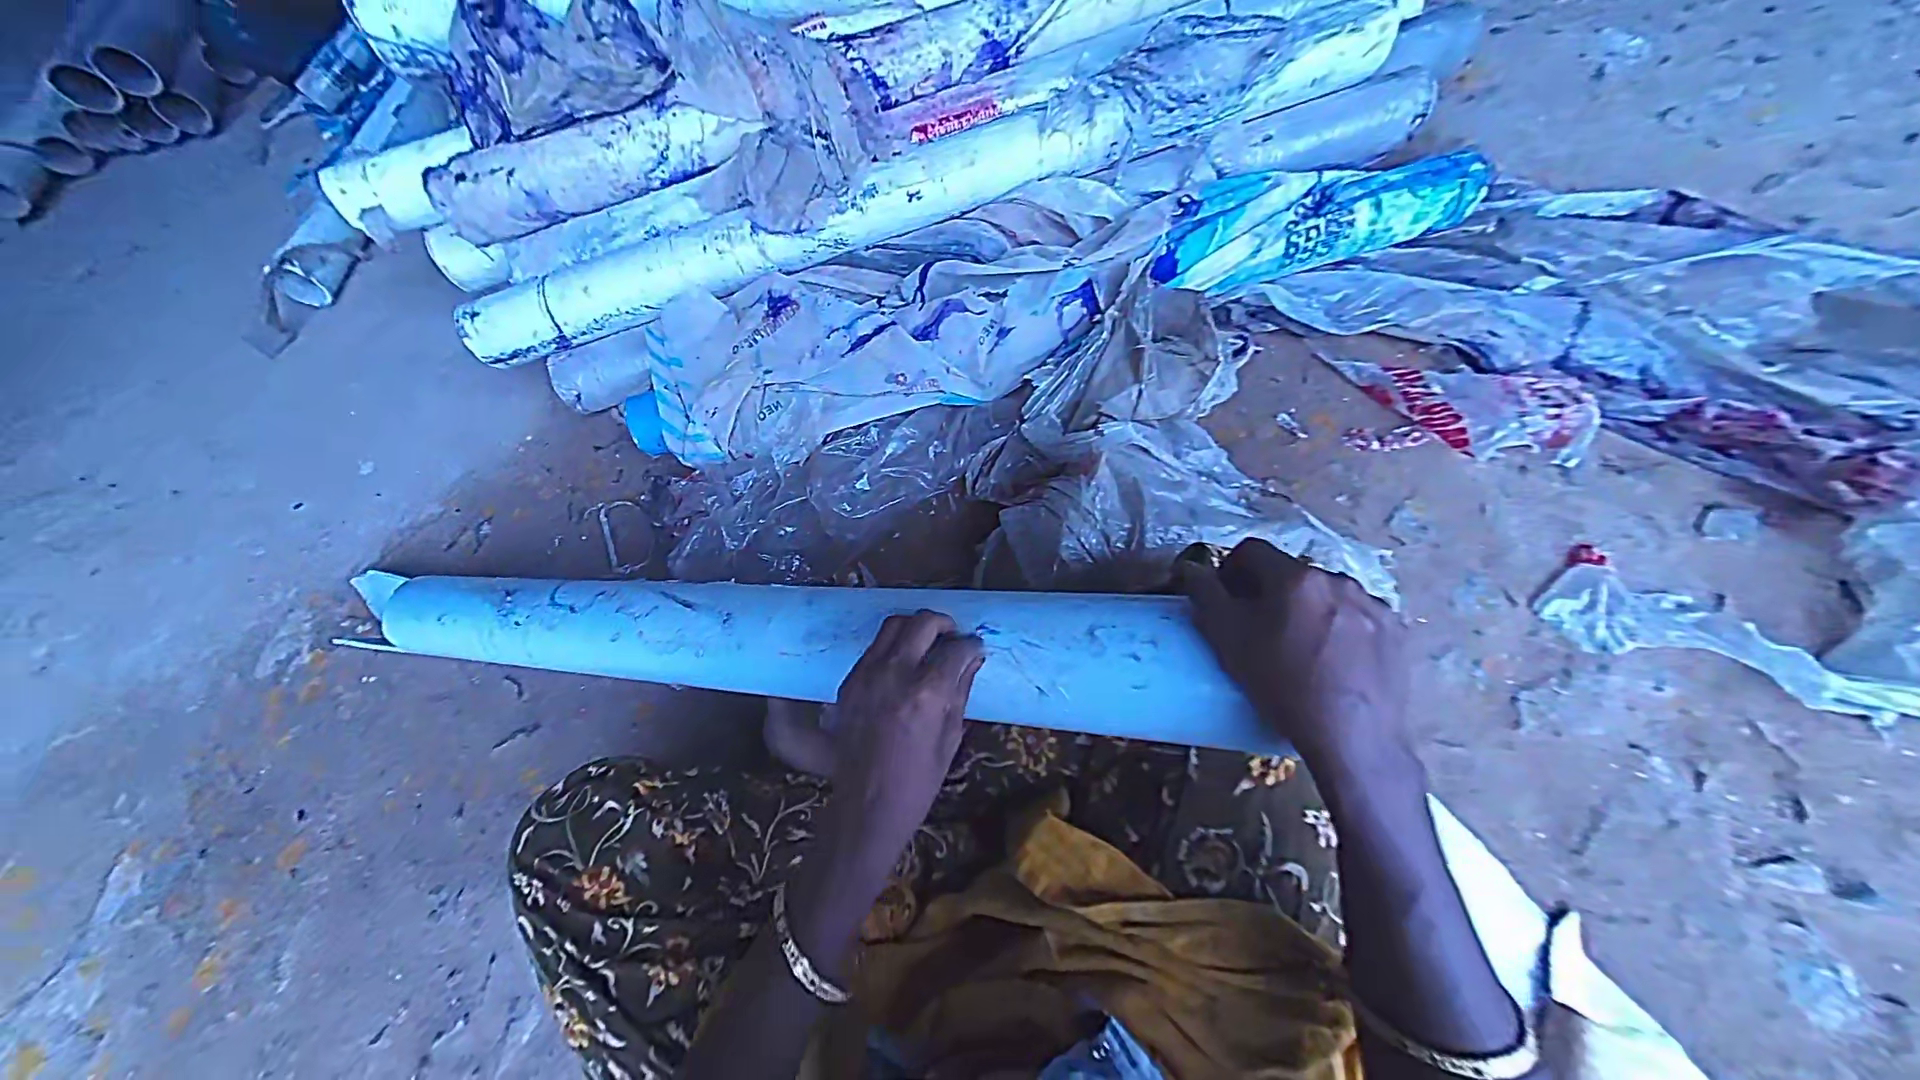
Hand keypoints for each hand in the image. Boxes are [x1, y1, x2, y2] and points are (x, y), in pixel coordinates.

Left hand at [828, 611, 984, 860]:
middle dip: (944, 624)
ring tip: (928, 642)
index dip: (972, 646)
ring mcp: (867, 675)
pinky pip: (874, 647)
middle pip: (923, 623)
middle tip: (953, 637)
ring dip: (915, 628)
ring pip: (894, 625)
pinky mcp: (849, 681)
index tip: (976, 649)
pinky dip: (892, 644)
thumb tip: (972, 659)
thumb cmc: (918, 781)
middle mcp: (895, 673)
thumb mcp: (951, 737)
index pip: (956, 649)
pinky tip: (903, 662)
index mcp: (927, 692)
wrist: (866, 805)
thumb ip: (961, 690)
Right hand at [1179, 539, 1411, 770]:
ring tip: (1298, 649)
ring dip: (1306, 610)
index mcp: (1294, 577)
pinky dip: (1340, 629)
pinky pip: (1356, 617)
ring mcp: (1372, 605)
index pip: (1251, 550)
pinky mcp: (1396, 632)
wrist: (1353, 738)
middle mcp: (1337, 579)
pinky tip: (1332, 661)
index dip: (1230, 569)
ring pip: (1325, 595)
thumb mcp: (1227, 640)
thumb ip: (1205, 595)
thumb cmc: (1282, 685)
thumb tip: (1193, 568)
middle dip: (1269, 593)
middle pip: (1290, 573)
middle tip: (1257, 629)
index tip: (1226, 598)